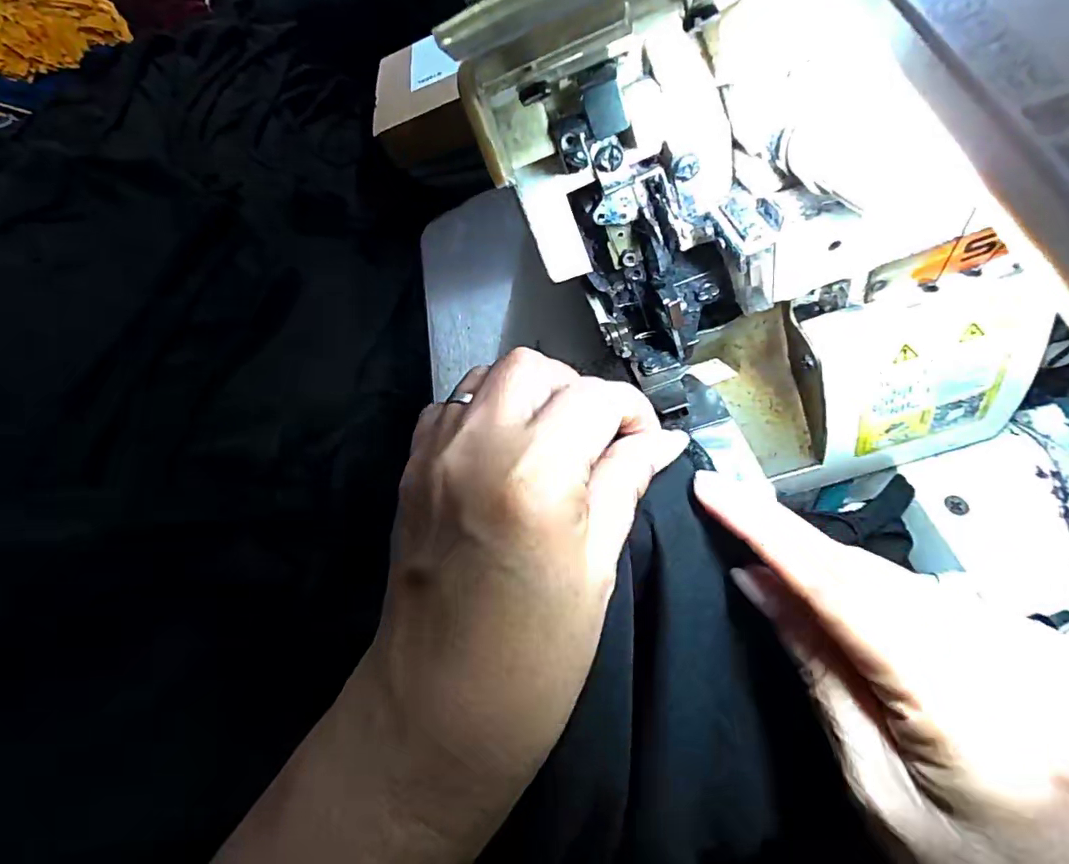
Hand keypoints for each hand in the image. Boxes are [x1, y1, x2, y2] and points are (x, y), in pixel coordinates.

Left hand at [368, 348, 688, 807]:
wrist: (436, 700)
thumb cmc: (534, 656)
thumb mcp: (596, 570)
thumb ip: (622, 486)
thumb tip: (658, 442)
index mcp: (532, 474)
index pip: (591, 397)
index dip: (630, 409)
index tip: (643, 437)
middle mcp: (474, 445)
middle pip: (530, 367)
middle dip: (574, 389)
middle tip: (597, 436)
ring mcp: (433, 452)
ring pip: (484, 377)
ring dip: (527, 394)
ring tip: (552, 441)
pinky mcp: (409, 467)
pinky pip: (449, 408)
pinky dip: (482, 412)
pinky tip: (503, 452)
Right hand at [694, 471, 1068, 863]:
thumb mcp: (878, 791)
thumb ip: (820, 674)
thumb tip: (756, 581)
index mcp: (977, 718)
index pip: (845, 592)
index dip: (769, 531)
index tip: (712, 488)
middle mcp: (1029, 667)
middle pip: (878, 576)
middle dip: (798, 547)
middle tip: (731, 522)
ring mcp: (1058, 653)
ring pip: (909, 578)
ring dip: (842, 570)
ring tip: (792, 578)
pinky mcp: (1067, 650)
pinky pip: (948, 597)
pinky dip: (891, 592)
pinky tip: (870, 614)